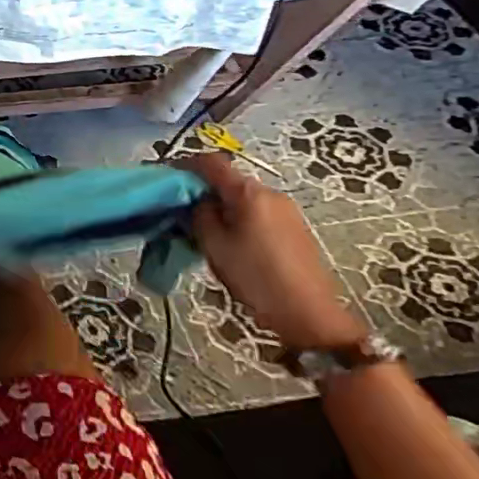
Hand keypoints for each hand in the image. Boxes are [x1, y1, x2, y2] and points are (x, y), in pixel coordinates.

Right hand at [178, 153, 368, 349]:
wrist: (310, 314)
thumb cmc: (256, 277)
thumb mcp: (215, 246)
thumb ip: (200, 215)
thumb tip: (197, 201)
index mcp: (249, 192)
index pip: (212, 163)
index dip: (186, 165)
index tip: (168, 179)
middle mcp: (270, 192)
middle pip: (229, 180)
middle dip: (204, 191)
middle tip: (184, 212)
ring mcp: (286, 209)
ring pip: (244, 198)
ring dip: (223, 207)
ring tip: (208, 232)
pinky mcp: (295, 227)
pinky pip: (259, 212)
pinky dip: (240, 218)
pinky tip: (235, 243)